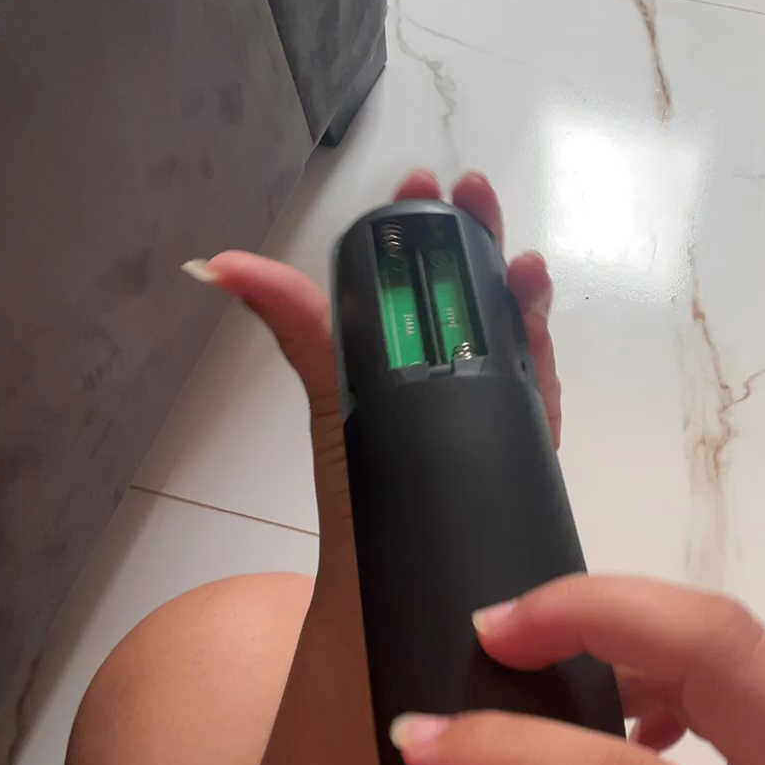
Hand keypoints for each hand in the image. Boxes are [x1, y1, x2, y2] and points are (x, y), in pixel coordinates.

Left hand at [190, 169, 562, 574]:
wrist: (399, 583)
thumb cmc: (362, 496)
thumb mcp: (334, 398)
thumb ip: (299, 332)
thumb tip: (218, 265)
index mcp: (404, 354)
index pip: (419, 278)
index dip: (424, 227)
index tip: (421, 181)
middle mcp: (449, 369)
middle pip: (475, 292)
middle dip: (480, 238)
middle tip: (476, 192)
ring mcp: (490, 401)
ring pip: (514, 332)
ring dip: (522, 290)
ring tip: (525, 262)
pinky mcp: (522, 437)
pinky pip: (541, 389)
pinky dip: (546, 355)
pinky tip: (543, 328)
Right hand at [389, 576, 764, 764]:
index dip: (517, 756)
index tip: (422, 736)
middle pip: (725, 652)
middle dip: (596, 612)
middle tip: (496, 630)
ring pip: (739, 646)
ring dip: (630, 627)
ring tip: (538, 658)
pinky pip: (749, 680)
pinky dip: (670, 665)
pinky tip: (621, 707)